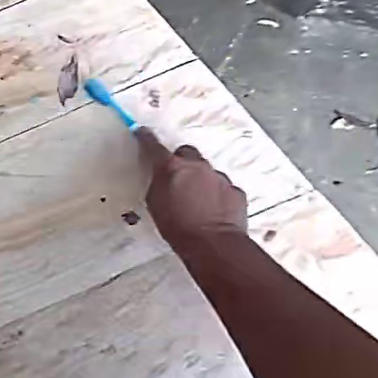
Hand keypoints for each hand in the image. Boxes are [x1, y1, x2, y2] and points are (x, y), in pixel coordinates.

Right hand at [135, 128, 248, 247]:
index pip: (154, 145)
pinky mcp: (235, 191)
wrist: (212, 245)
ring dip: (200, 180)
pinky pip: (223, 187)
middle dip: (181, 162)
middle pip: (186, 153)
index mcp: (171, 167)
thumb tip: (159, 178)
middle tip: (176, 178)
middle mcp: (196, 166)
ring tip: (196, 200)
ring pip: (206, 170)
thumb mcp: (155, 204)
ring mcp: (218, 177)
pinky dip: (217, 194)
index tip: (142, 133)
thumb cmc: (177, 227)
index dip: (146, 138)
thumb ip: (156, 184)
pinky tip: (213, 209)